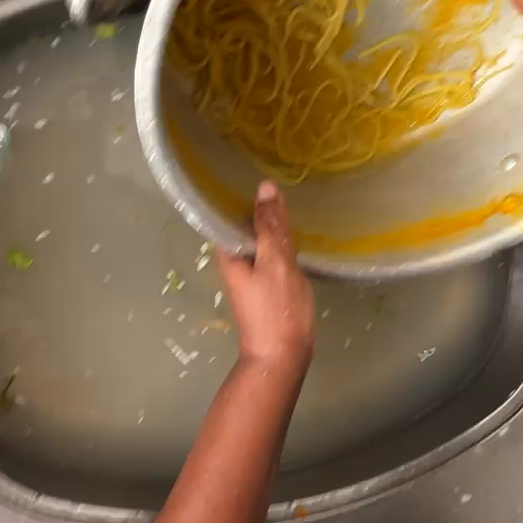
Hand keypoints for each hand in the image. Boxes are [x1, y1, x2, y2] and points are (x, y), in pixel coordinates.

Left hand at [217, 181, 314, 371]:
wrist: (282, 357)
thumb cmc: (277, 311)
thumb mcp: (276, 263)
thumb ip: (271, 226)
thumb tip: (265, 187)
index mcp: (228, 252)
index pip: (227, 210)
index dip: (239, 190)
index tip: (254, 165)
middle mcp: (234, 259)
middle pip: (244, 222)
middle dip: (259, 204)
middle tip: (280, 174)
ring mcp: (250, 271)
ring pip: (259, 237)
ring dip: (272, 221)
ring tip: (289, 195)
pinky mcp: (267, 281)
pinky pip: (271, 251)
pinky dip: (281, 240)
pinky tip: (295, 230)